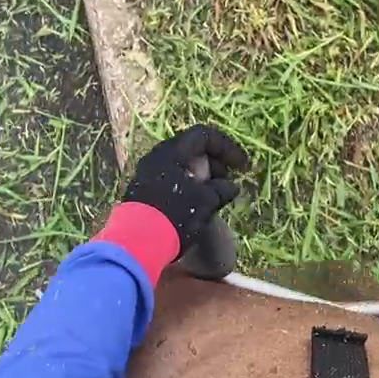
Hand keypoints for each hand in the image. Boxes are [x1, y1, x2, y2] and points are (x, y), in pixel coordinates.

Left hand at [122, 125, 250, 251]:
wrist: (137, 242)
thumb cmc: (176, 215)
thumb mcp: (206, 201)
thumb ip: (222, 189)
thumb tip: (230, 187)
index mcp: (174, 151)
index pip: (205, 135)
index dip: (227, 147)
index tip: (241, 166)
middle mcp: (158, 156)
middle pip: (192, 149)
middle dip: (214, 163)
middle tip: (226, 181)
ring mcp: (147, 172)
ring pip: (181, 165)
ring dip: (200, 176)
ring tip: (213, 196)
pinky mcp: (141, 189)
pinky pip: (170, 178)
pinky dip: (187, 185)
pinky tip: (194, 204)